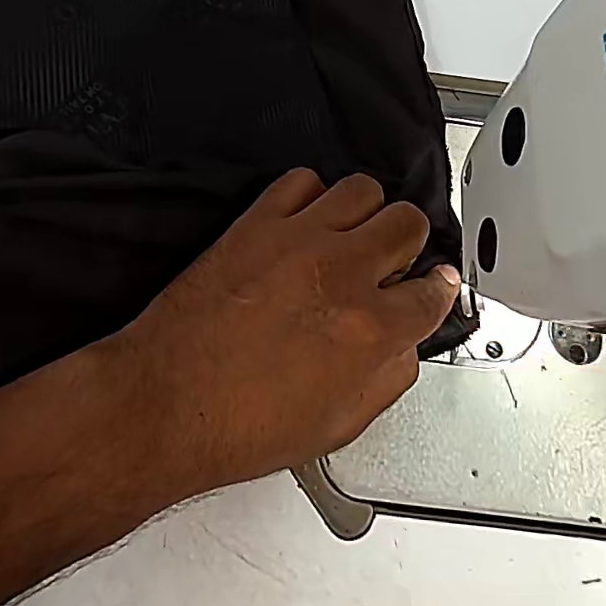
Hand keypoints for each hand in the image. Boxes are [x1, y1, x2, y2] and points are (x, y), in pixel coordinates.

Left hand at [105, 169, 459, 496]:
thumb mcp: (338, 424)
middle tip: (390, 259)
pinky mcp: (254, 224)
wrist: (167, 401)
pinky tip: (304, 220)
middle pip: (406, 222)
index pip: (434, 291)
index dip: (438, 290)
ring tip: (349, 235)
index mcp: (370, 331)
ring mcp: (296, 241)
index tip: (431, 286)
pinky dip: (311, 195)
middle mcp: (341, 274)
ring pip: (361, 189)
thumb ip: (388, 377)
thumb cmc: (240, 423)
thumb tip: (404, 343)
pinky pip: (300, 180)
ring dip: (364, 212)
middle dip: (407, 242)